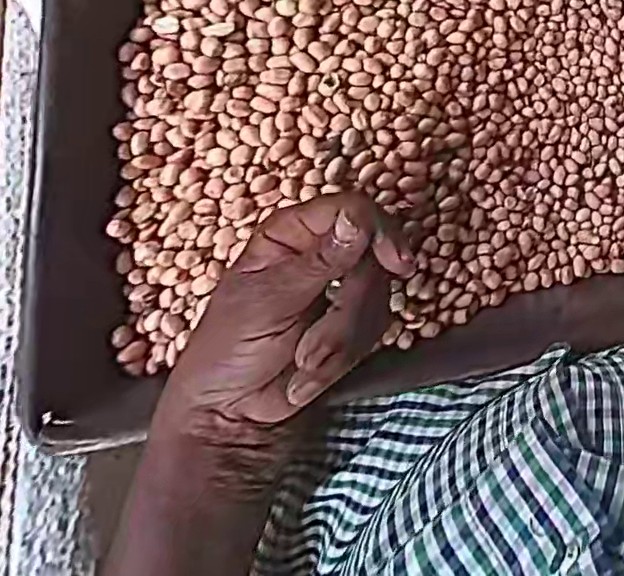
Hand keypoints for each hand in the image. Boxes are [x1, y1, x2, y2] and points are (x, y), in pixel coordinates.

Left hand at [148, 193, 412, 480]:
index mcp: (292, 232)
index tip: (395, 261)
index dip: (377, 230)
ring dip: (343, 340)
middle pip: (374, 255)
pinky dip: (346, 356)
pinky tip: (310, 373)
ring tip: (303, 365)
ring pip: (378, 294)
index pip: (352, 209)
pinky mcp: (357, 315)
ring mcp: (344, 282)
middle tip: (314, 350)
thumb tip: (359, 220)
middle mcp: (323, 249)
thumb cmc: (228, 350)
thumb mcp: (267, 302)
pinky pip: (377, 324)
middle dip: (349, 309)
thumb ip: (318, 261)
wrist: (230, 415)